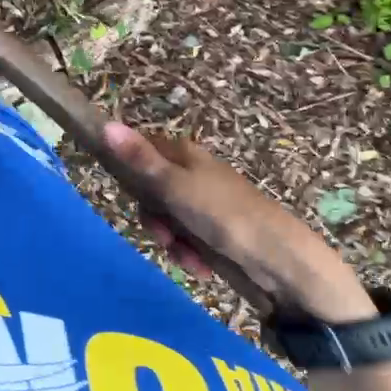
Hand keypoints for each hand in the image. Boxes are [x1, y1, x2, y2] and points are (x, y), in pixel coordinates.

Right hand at [102, 121, 377, 321]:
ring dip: (172, 241)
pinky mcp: (219, 230)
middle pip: (150, 190)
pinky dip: (190, 252)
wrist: (285, 262)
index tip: (131, 196)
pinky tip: (201, 265)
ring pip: (168, 218)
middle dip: (153, 219)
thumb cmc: (225, 215)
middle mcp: (193, 172)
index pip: (139, 151)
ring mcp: (207, 202)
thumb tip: (105, 125)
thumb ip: (139, 158)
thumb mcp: (175, 186)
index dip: (129, 174)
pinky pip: (189, 237)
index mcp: (183, 153)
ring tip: (189, 258)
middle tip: (162, 235)